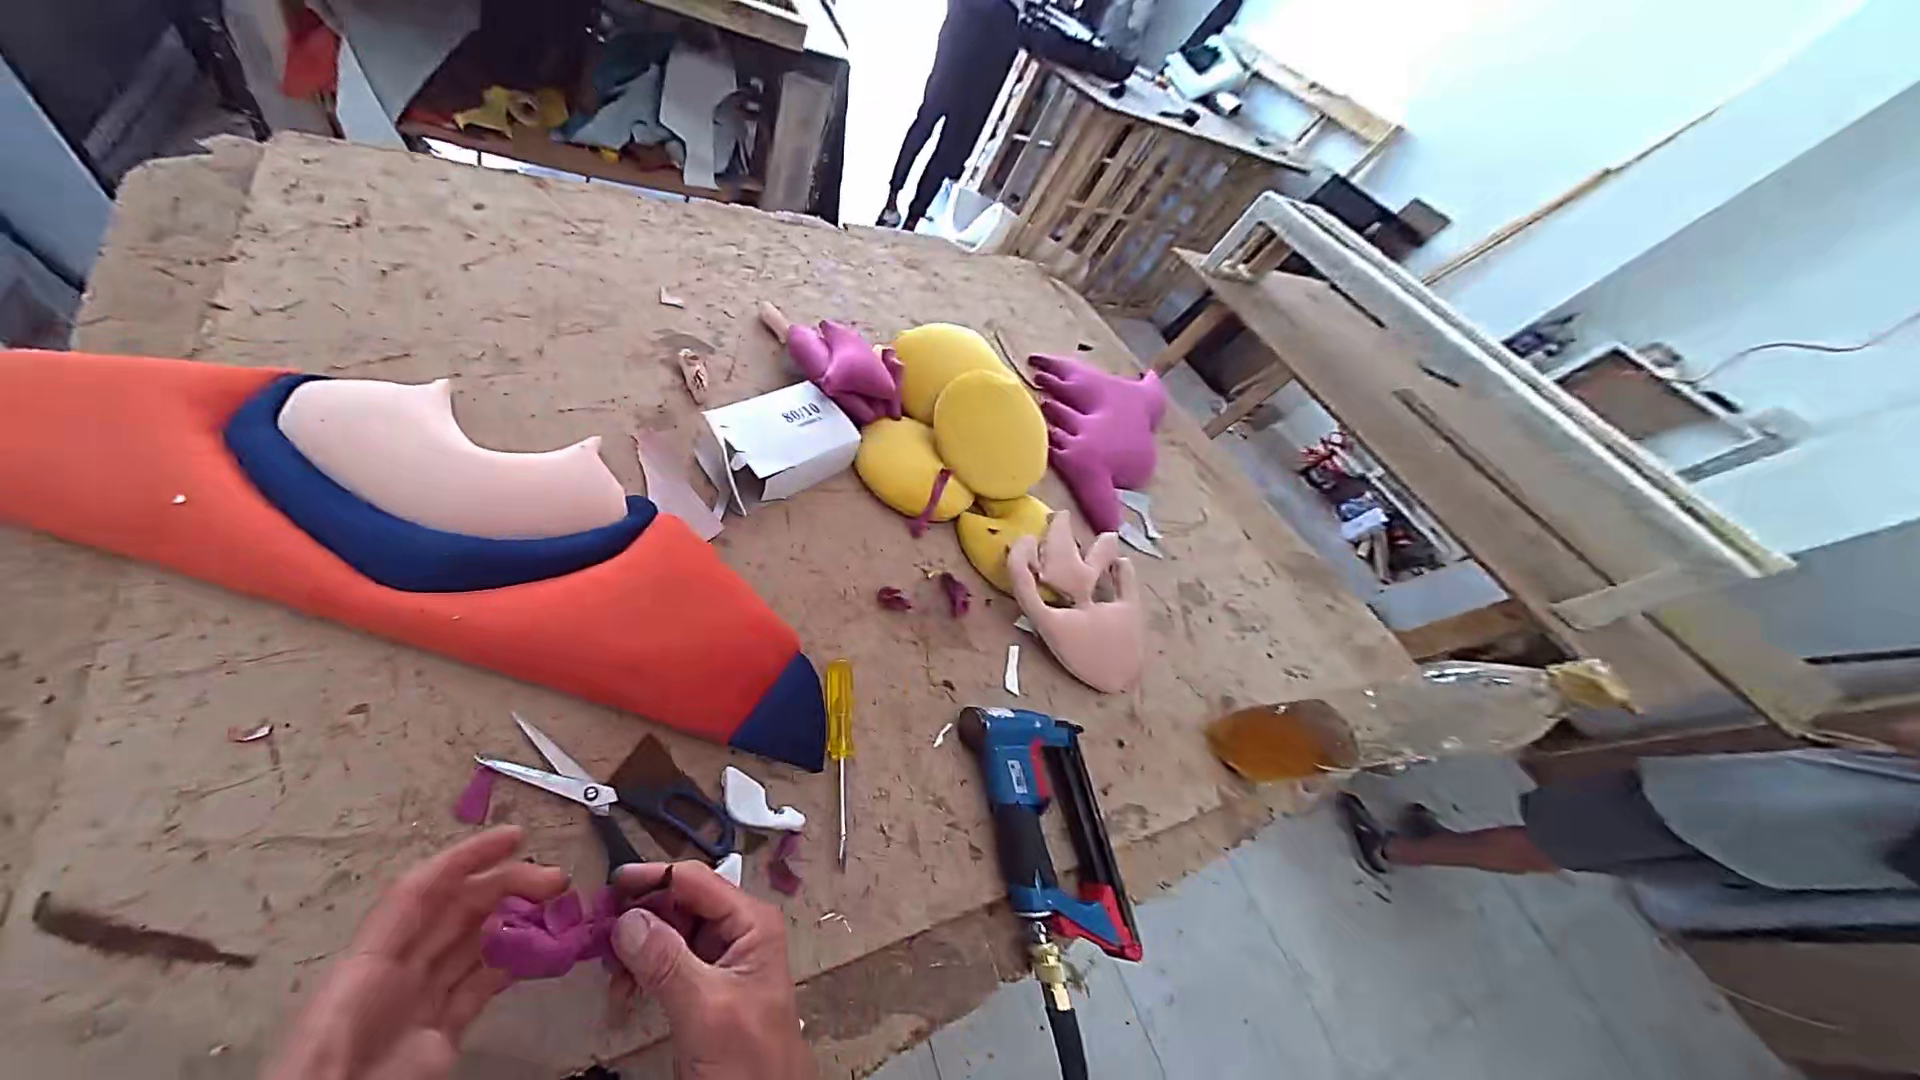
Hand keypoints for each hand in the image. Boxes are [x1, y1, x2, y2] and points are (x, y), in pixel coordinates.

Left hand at [261, 826, 568, 1079]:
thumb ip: (389, 975)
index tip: (517, 837)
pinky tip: (541, 947)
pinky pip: (481, 984)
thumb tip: (461, 938)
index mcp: (366, 964)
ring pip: (474, 942)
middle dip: (508, 884)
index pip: (420, 892)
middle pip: (456, 910)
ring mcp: (419, 1005)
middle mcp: (396, 976)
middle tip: (558, 881)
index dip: (467, 857)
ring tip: (557, 908)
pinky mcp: (440, 1036)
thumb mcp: (342, 1020)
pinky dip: (513, 960)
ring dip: (517, 918)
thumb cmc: (326, 1073)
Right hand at [609, 861, 812, 1079]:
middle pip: (681, 902)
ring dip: (638, 944)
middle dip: (641, 915)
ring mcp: (720, 956)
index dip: (655, 877)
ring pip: (670, 930)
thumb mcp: (706, 1009)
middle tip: (599, 936)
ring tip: (611, 972)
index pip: (697, 881)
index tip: (608, 885)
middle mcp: (737, 928)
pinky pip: (667, 960)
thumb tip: (626, 919)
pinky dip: (642, 968)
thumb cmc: (747, 1057)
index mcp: (750, 920)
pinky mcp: (702, 985)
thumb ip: (668, 962)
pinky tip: (623, 989)